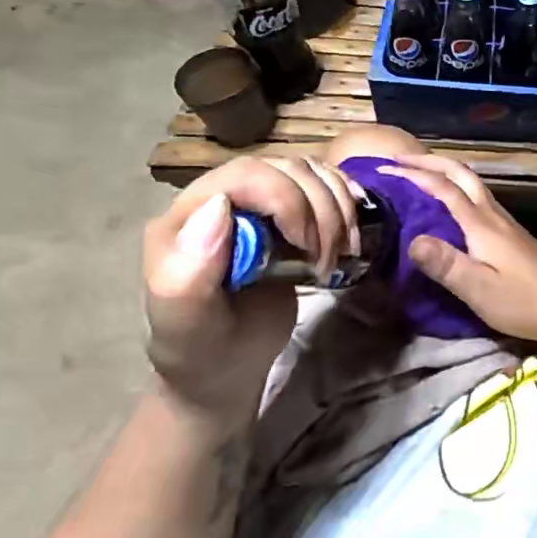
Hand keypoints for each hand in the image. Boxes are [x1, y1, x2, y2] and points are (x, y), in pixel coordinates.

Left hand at [142, 156, 362, 423]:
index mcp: (187, 215)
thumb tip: (217, 207)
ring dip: (338, 209)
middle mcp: (224, 195)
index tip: (305, 246)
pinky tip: (350, 237)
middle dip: (319, 209)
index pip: (245, 175)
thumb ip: (186, 275)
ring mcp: (260, 200)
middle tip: (325, 262)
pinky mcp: (290, 211)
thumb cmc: (202, 352)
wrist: (227, 369)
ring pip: (312, 173)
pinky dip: (348, 204)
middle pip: (287, 168)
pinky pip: (327, 185)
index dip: (286, 198)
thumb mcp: (186, 328)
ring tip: (339, 256)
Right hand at [375, 154, 536, 342]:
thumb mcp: (480, 290)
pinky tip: (447, 200)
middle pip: (459, 172)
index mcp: (480, 223)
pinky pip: (474, 194)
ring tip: (416, 172)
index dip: (414, 175)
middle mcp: (490, 213)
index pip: (443, 188)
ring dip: (442, 169)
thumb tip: (412, 241)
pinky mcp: (506, 230)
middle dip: (428, 161)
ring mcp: (501, 219)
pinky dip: (454, 185)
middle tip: (398, 160)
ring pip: (469, 180)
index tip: (385, 169)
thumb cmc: (523, 300)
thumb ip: (447, 265)